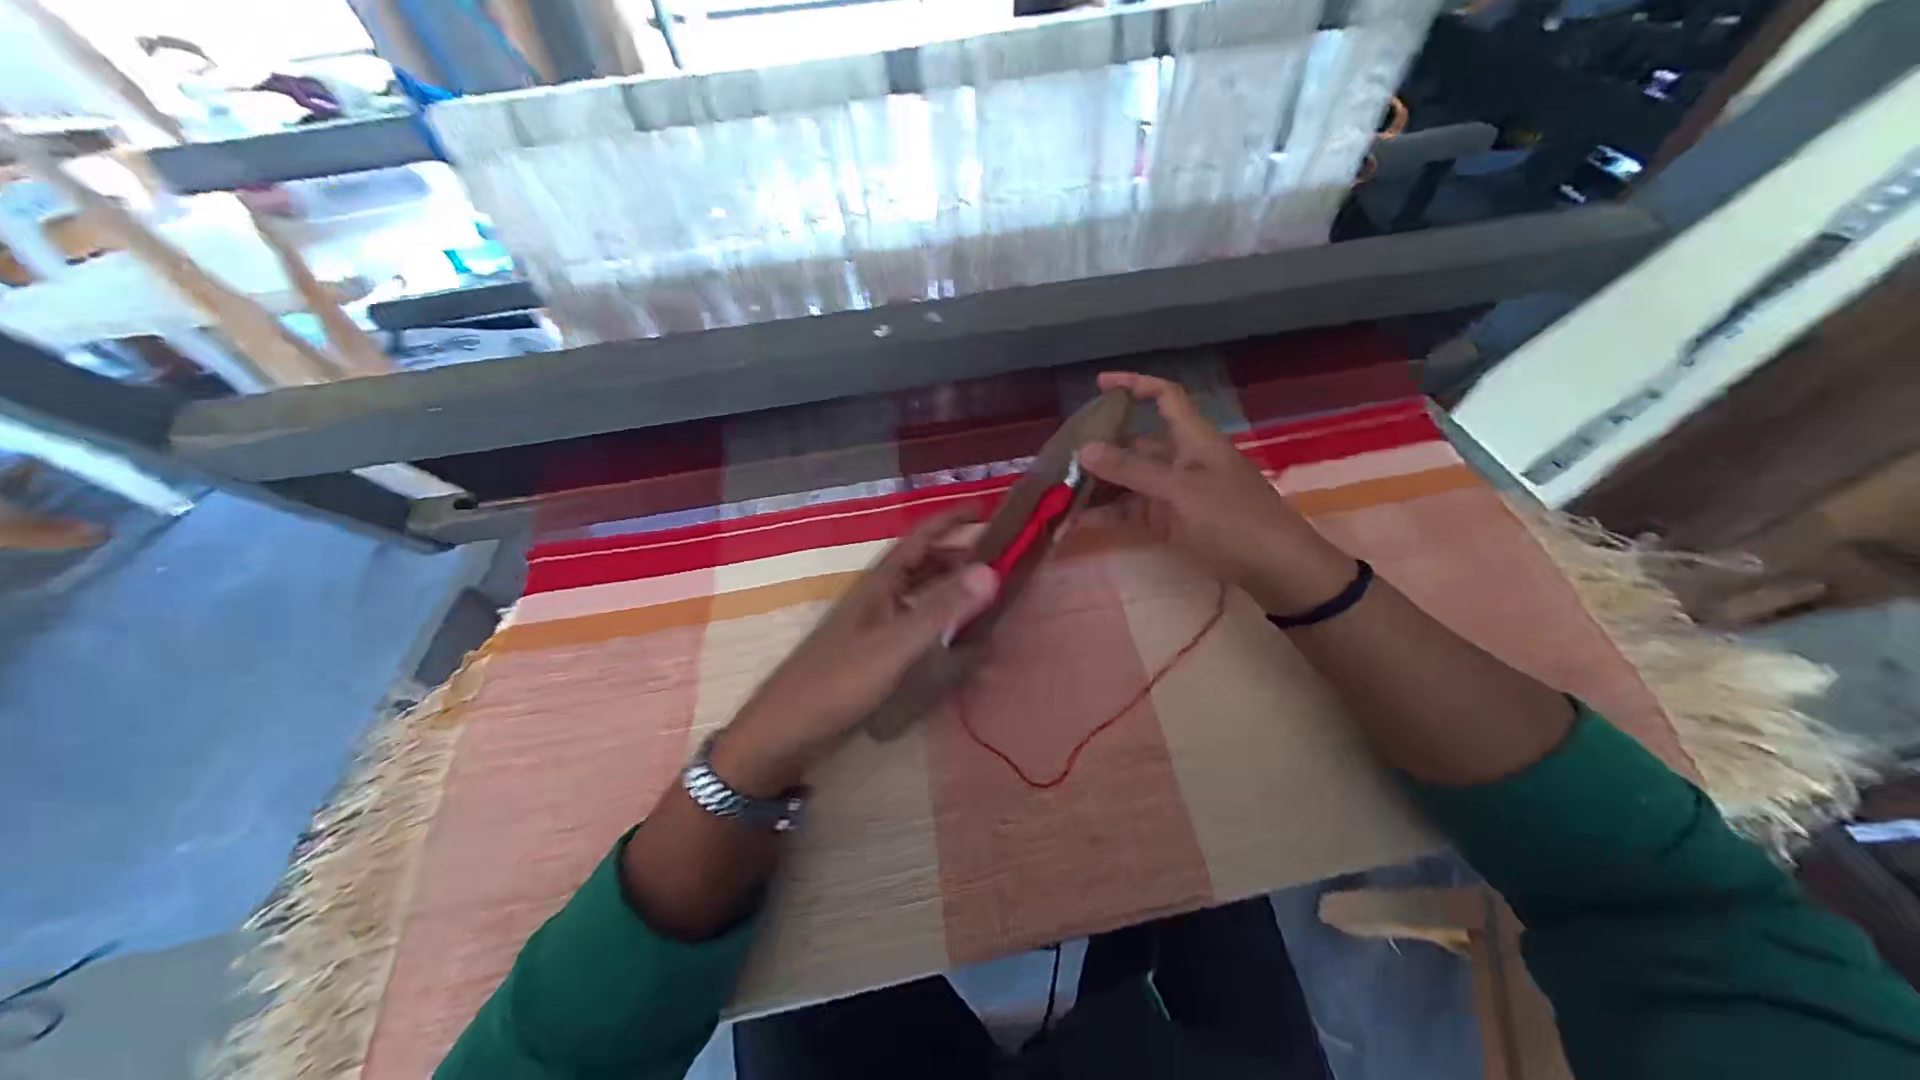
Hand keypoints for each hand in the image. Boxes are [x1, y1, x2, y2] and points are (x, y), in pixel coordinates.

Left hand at [711, 511, 999, 795]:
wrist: (786, 728)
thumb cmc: (838, 681)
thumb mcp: (895, 645)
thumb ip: (941, 609)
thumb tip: (990, 571)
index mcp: (879, 584)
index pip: (919, 538)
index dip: (950, 521)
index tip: (984, 508)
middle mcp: (876, 596)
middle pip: (919, 562)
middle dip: (955, 553)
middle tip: (996, 556)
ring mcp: (872, 624)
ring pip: (915, 590)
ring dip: (946, 583)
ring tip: (982, 588)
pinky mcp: (871, 651)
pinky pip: (912, 619)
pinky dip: (935, 614)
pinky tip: (951, 631)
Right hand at [1079, 372, 1356, 613]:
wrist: (1275, 568)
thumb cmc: (1234, 518)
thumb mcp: (1180, 491)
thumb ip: (1131, 470)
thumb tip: (1084, 449)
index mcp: (1194, 438)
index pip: (1164, 397)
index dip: (1135, 384)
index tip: (1100, 384)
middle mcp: (1184, 459)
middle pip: (1138, 444)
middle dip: (1103, 448)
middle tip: (1063, 457)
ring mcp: (1178, 492)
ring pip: (1132, 481)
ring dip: (1102, 486)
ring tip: (1063, 493)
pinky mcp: (1175, 522)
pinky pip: (1136, 511)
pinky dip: (1112, 514)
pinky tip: (1082, 521)